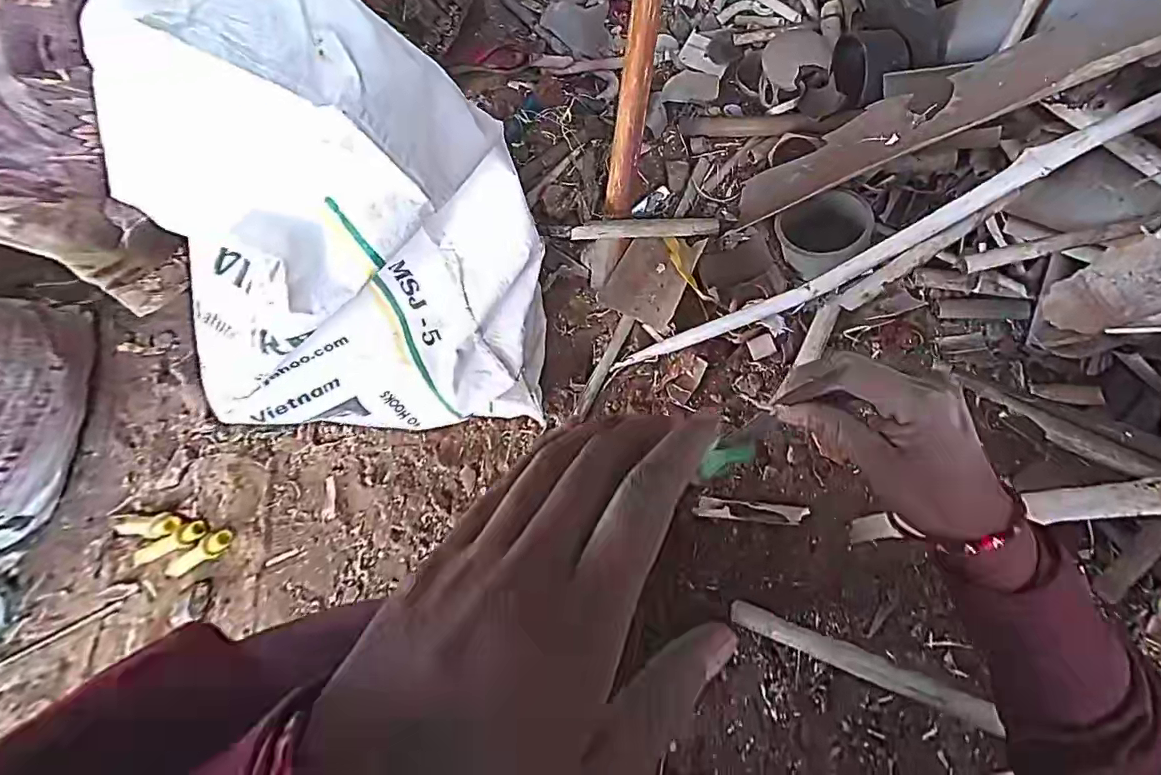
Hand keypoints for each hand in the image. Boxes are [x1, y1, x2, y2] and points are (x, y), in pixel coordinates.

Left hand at [299, 416, 736, 774]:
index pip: (642, 502)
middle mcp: (529, 568)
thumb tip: (720, 639)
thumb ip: (663, 699)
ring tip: (629, 424)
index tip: (707, 425)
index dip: (681, 451)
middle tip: (675, 421)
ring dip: (595, 431)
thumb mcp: (594, 771)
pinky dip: (543, 456)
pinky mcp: (439, 554)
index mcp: (579, 621)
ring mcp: (477, 553)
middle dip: (642, 429)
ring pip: (547, 461)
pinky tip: (560, 456)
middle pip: (595, 463)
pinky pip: (503, 484)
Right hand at [774, 352, 1014, 542]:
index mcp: (919, 399)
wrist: (980, 522)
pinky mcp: (930, 393)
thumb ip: (834, 427)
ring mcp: (932, 385)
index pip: (850, 371)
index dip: (810, 381)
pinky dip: (855, 394)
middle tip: (790, 403)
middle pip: (856, 366)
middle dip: (817, 382)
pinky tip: (836, 410)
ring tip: (808, 410)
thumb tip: (795, 409)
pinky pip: (882, 382)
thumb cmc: (936, 502)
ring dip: (833, 388)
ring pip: (866, 371)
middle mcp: (928, 382)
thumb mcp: (877, 465)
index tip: (785, 398)